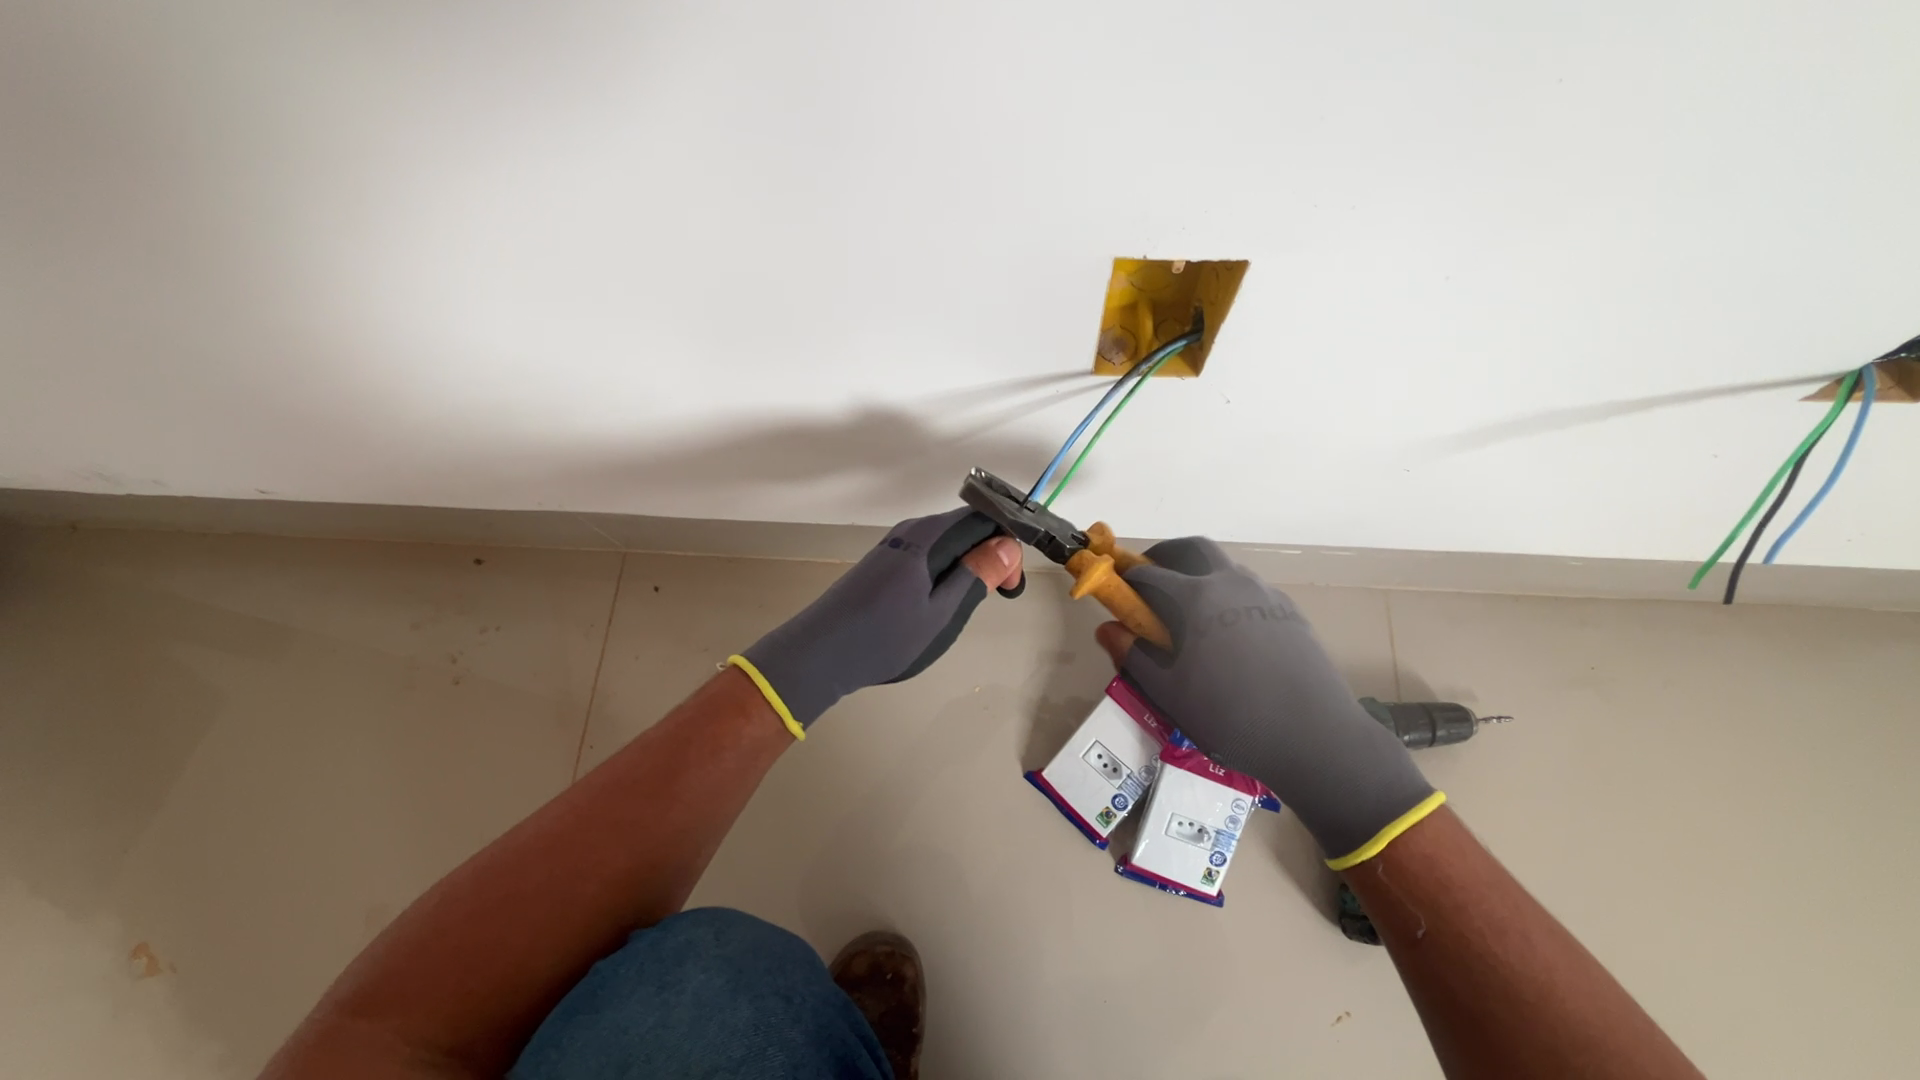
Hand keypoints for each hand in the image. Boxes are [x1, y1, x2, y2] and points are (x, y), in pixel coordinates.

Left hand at [735, 509, 1023, 735]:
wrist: (819, 654)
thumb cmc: (884, 636)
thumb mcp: (941, 612)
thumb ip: (975, 574)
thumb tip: (1009, 544)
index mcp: (927, 536)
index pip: (982, 518)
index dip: (1006, 544)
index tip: (1008, 583)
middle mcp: (910, 531)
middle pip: (964, 529)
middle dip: (988, 557)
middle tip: (994, 598)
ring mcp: (892, 546)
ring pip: (945, 546)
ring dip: (965, 569)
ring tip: (963, 608)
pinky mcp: (881, 564)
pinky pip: (925, 558)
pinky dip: (942, 576)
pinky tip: (935, 607)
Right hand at [1094, 537, 1439, 867]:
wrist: (1315, 736)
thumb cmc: (1230, 716)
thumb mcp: (1169, 693)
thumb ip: (1133, 656)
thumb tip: (1107, 629)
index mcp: (1196, 597)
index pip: (1150, 573)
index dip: (1127, 578)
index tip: (1116, 588)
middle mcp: (1232, 582)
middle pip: (1193, 549)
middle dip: (1166, 555)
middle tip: (1151, 577)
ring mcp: (1266, 594)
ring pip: (1225, 567)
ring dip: (1200, 574)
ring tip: (1188, 611)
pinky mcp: (1290, 613)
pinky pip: (1249, 590)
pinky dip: (1227, 595)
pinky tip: (1226, 633)